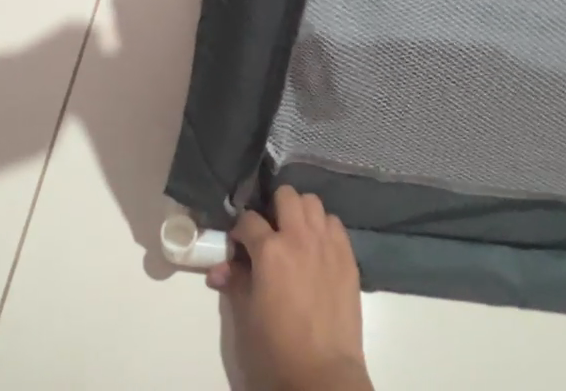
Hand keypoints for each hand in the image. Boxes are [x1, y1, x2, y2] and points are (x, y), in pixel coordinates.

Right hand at [208, 186, 371, 390]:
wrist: (322, 370)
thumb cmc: (277, 345)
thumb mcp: (247, 313)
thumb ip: (235, 281)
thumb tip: (218, 269)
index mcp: (269, 250)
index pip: (248, 219)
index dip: (240, 230)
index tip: (239, 244)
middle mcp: (299, 237)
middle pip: (287, 195)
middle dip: (273, 207)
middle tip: (270, 230)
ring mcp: (327, 243)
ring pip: (314, 203)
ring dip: (301, 213)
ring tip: (296, 235)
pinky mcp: (348, 255)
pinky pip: (335, 224)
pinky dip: (324, 228)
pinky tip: (318, 248)